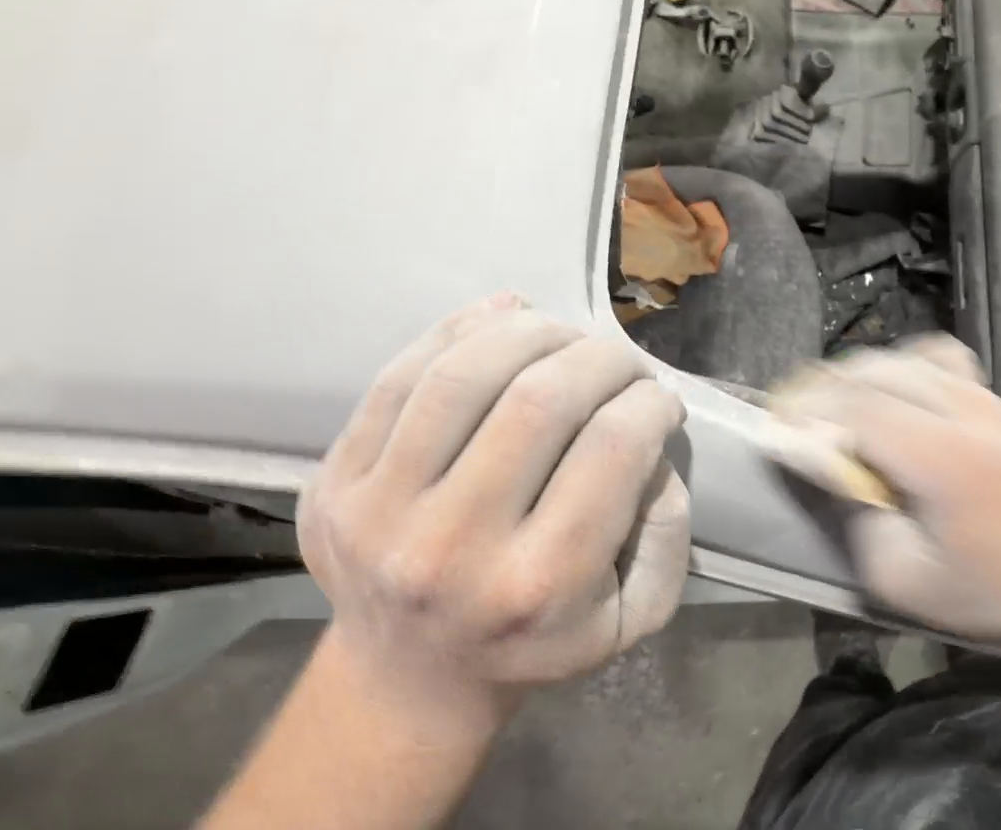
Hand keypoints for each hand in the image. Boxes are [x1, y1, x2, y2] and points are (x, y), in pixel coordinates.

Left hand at [297, 295, 689, 734]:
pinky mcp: (334, 484)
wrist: (410, 681)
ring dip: (535, 331)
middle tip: (625, 362)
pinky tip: (506, 318)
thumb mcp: (633, 617)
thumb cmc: (537, 645)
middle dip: (605, 358)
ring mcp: (380, 511)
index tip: (661, 400)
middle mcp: (454, 546)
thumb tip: (652, 446)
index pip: (612, 447)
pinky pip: (400, 377)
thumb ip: (666, 534)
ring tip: (567, 337)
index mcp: (539, 585)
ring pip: (466, 373)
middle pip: (543, 399)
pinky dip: (462, 329)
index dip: (651, 403)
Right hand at [762, 336, 1000, 643]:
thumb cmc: (985, 586)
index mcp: (946, 459)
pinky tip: (888, 397)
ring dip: (855, 379)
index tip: (776, 434)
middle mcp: (965, 410)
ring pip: (898, 357)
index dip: (809, 415)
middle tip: (794, 426)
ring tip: (831, 414)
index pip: (859, 409)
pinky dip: (899, 366)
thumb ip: (855, 509)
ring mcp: (982, 394)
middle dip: (822, 393)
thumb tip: (817, 454)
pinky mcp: (988, 392)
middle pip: (873, 373)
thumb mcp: (902, 575)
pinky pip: (933, 356)